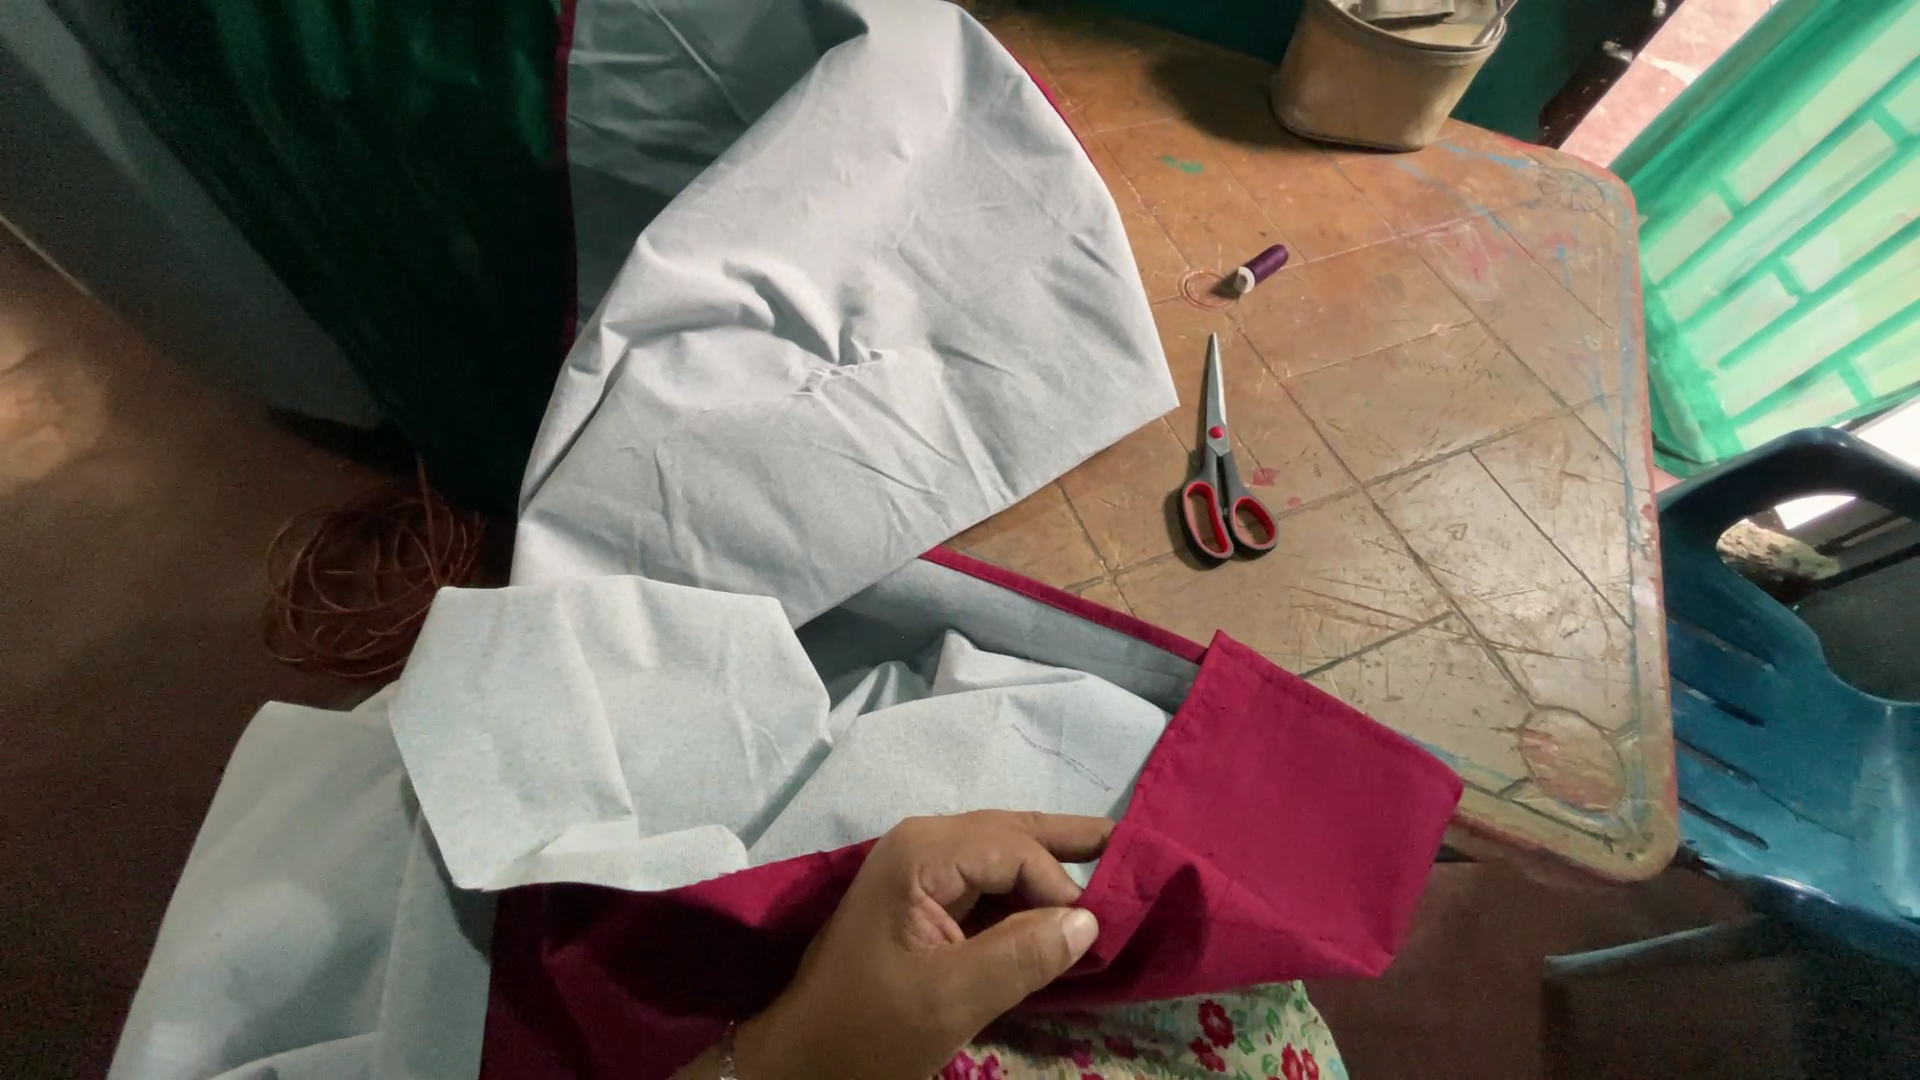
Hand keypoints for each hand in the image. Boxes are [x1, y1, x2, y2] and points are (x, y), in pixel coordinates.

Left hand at [683, 811, 1110, 1079]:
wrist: (802, 1056)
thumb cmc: (869, 1029)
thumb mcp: (950, 1001)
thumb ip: (1022, 954)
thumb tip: (1087, 919)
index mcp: (925, 853)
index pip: (1013, 849)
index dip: (1058, 886)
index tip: (1093, 934)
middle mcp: (924, 841)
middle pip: (1009, 830)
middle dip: (1066, 838)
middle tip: (1126, 837)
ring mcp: (920, 863)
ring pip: (999, 846)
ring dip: (1048, 856)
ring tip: (1104, 852)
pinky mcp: (921, 890)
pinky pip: (984, 874)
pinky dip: (1023, 884)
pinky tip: (1054, 893)